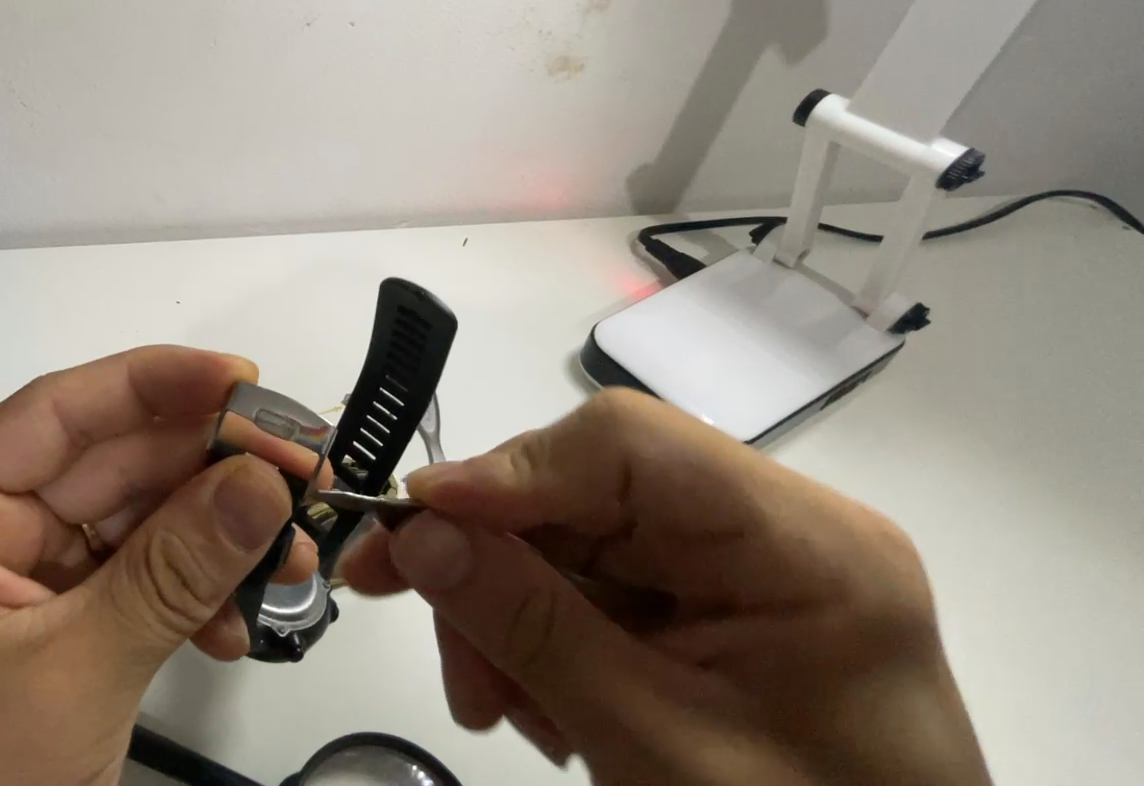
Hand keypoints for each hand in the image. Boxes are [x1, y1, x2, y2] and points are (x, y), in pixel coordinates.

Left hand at [0, 346, 316, 785]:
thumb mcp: (68, 675)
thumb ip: (171, 572)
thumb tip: (265, 481)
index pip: (59, 411)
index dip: (154, 382)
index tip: (244, 377)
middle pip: (112, 463)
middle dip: (208, 466)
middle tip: (303, 468)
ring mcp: (28, 574)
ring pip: (138, 520)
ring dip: (216, 535)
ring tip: (295, 555)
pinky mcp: (63, 622)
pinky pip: (140, 579)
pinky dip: (195, 594)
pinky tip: (239, 624)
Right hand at [340, 388, 990, 784]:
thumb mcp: (657, 750)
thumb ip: (530, 630)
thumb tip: (413, 534)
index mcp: (802, 544)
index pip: (629, 443)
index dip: (512, 468)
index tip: (415, 516)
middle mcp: (760, 526)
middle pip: (578, 488)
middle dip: (486, 555)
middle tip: (392, 597)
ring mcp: (723, 562)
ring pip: (558, 536)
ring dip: (497, 607)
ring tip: (484, 702)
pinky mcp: (689, 599)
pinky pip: (574, 583)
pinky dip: (526, 634)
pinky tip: (530, 705)